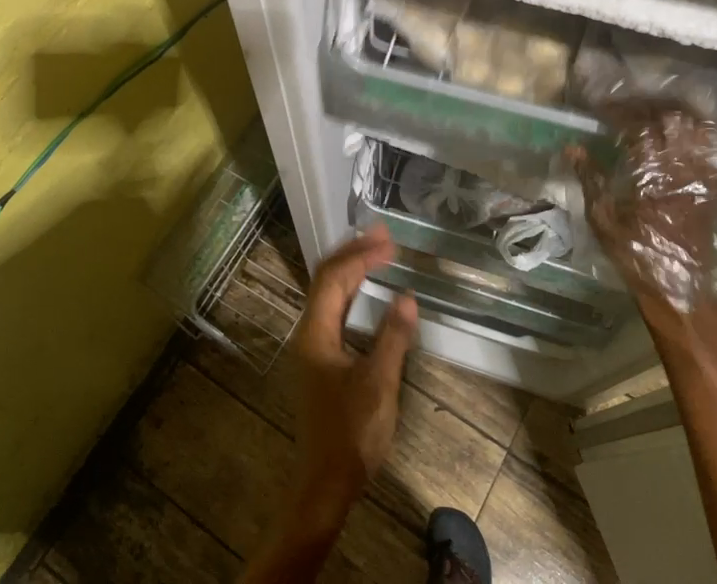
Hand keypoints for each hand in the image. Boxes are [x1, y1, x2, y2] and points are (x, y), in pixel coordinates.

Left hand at [288, 224, 418, 517]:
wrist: (327, 480)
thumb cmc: (352, 432)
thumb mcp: (379, 383)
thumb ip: (392, 337)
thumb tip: (407, 296)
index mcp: (315, 333)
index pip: (333, 278)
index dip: (360, 255)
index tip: (391, 243)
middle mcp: (309, 333)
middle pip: (326, 280)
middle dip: (353, 253)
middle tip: (384, 235)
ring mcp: (313, 347)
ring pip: (329, 295)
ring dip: (352, 270)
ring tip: (379, 252)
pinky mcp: (323, 360)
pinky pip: (335, 312)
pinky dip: (353, 294)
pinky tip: (370, 293)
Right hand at [568, 102, 716, 315]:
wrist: (676, 287)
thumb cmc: (635, 254)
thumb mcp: (602, 219)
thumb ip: (591, 180)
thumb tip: (573, 147)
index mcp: (652, 177)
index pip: (638, 129)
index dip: (620, 114)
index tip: (603, 111)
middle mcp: (684, 172)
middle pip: (675, 122)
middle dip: (652, 109)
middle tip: (633, 111)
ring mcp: (709, 181)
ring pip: (705, 134)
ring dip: (686, 119)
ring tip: (666, 117)